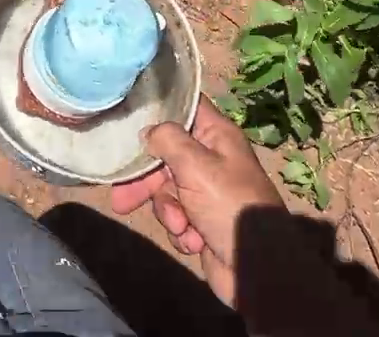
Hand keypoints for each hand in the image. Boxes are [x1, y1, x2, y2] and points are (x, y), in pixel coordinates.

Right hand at [108, 94, 284, 304]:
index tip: (128, 112)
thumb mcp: (196, 165)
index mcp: (216, 136)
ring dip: (166, 209)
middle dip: (144, 179)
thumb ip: (167, 139)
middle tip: (121, 197)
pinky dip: (178, 228)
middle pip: (164, 154)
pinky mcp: (200, 220)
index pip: (184, 106)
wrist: (257, 271)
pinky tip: (191, 239)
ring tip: (178, 226)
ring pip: (165, 188)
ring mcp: (205, 191)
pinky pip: (175, 214)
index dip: (158, 107)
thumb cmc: (229, 206)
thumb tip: (148, 133)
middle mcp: (210, 159)